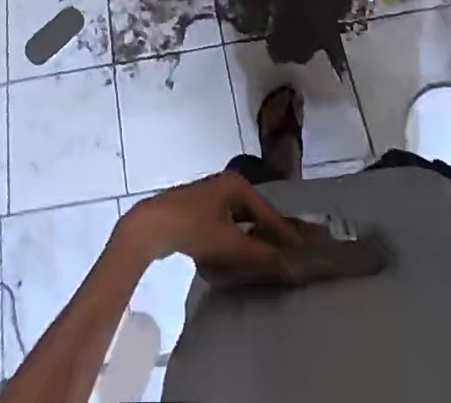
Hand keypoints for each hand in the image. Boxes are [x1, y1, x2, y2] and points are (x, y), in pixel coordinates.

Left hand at [114, 172, 298, 281]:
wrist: (150, 227)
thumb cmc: (193, 229)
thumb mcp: (231, 244)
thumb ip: (262, 255)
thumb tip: (293, 266)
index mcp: (236, 184)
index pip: (267, 211)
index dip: (283, 233)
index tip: (301, 250)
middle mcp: (224, 184)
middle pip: (253, 214)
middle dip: (266, 235)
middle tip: (284, 256)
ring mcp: (208, 196)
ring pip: (237, 219)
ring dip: (248, 238)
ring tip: (264, 258)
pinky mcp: (195, 210)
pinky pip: (223, 224)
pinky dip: (232, 238)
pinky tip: (236, 254)